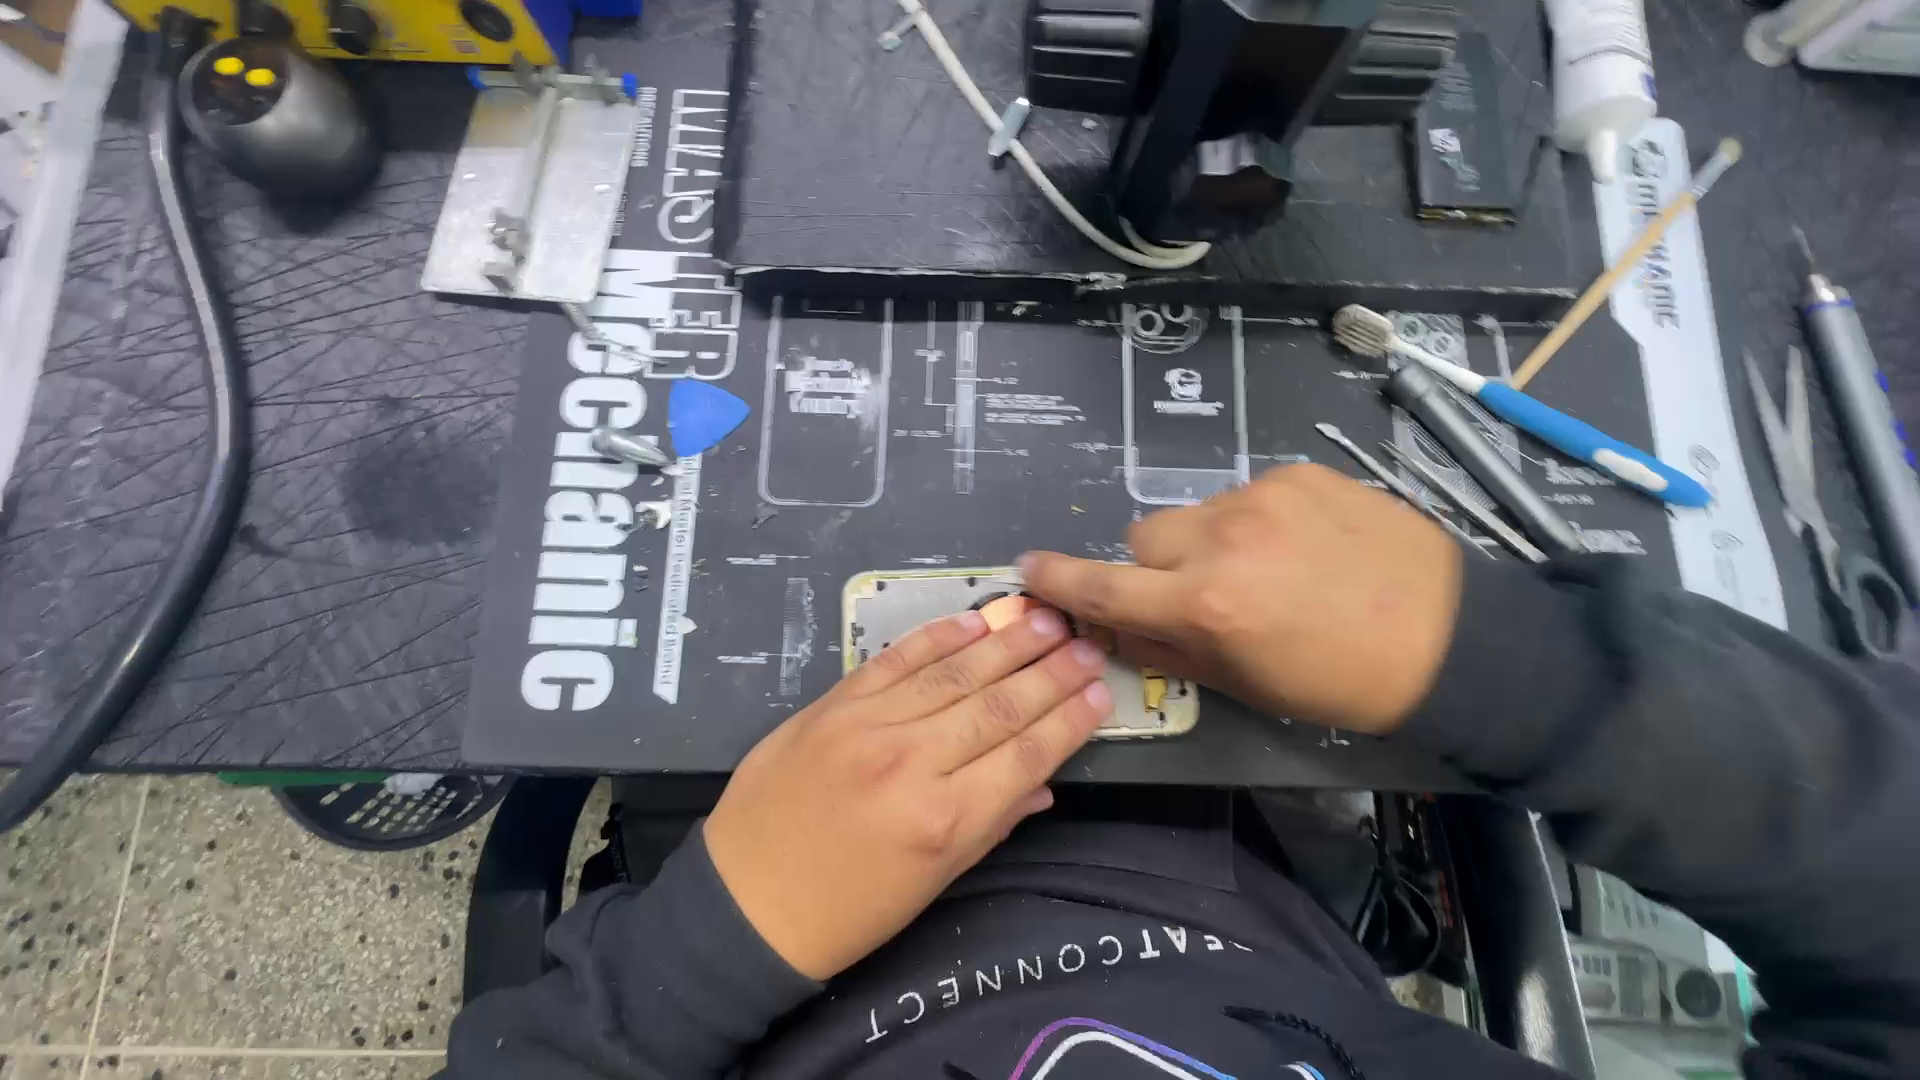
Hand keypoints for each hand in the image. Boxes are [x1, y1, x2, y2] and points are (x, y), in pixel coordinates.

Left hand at [703, 607, 1112, 979]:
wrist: (745, 901)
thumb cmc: (848, 910)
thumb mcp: (933, 883)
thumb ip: (993, 824)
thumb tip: (1043, 782)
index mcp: (944, 819)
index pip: (1027, 754)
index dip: (1070, 720)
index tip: (1101, 693)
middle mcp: (912, 761)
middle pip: (999, 705)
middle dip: (1051, 672)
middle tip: (1087, 645)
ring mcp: (869, 725)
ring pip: (954, 673)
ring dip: (1006, 643)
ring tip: (1046, 620)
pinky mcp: (833, 704)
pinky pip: (896, 660)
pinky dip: (937, 638)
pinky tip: (973, 621)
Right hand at [1020, 463, 1462, 733]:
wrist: (1454, 638)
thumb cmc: (1339, 681)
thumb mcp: (1243, 683)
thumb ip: (1165, 647)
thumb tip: (1113, 623)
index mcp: (1209, 605)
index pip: (1107, 588)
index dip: (1060, 581)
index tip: (1030, 569)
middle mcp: (1224, 539)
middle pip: (1142, 536)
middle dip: (1155, 565)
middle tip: (1202, 592)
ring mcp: (1263, 495)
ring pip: (1191, 514)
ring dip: (1205, 540)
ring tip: (1266, 567)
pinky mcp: (1297, 472)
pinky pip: (1243, 494)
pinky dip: (1252, 520)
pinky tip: (1301, 544)